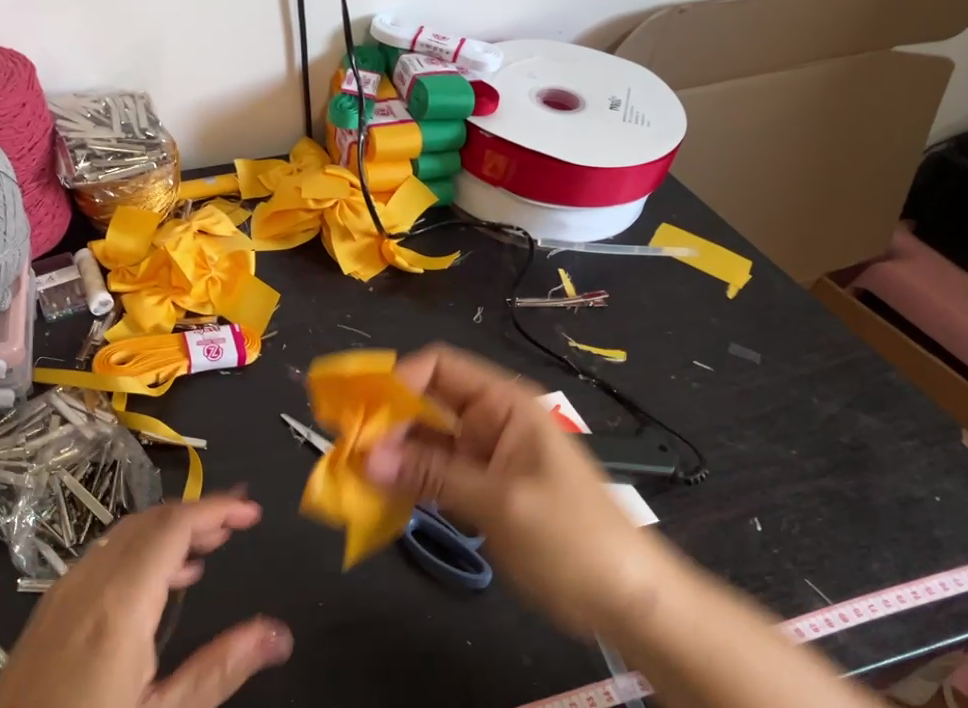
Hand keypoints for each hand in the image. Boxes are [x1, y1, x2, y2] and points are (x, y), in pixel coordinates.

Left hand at [0, 493, 292, 707]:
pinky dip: (140, 552)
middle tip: (239, 522)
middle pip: (148, 524)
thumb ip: (219, 670)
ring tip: (209, 548)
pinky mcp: (51, 610)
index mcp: (120, 603)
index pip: (173, 528)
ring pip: (123, 538)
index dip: (216, 509)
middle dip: (196, 514)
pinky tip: (157, 584)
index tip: (252, 510)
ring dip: (168, 532)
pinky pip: (103, 559)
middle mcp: (89, 583)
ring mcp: (64, 593)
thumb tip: (276, 633)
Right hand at [362, 343, 679, 635]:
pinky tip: (374, 494)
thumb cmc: (573, 537)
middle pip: (423, 403)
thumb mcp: (501, 502)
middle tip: (341, 442)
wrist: (627, 600)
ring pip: (421, 441)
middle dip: (383, 419)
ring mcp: (481, 458)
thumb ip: (431, 475)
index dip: (396, 379)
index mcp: (503, 405)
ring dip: (388, 453)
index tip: (358, 408)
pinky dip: (403, 482)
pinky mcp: (478, 492)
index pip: (439, 367)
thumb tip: (366, 456)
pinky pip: (430, 475)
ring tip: (348, 471)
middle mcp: (487, 422)